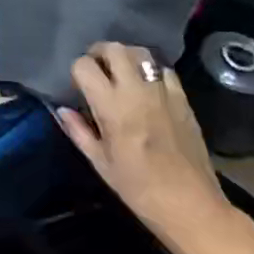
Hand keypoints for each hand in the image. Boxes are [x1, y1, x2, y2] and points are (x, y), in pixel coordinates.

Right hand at [57, 42, 226, 232]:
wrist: (190, 205)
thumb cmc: (139, 190)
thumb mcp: (102, 165)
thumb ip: (80, 132)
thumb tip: (63, 110)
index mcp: (111, 106)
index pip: (85, 66)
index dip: (78, 70)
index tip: (79, 84)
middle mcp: (135, 89)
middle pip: (114, 48)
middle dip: (100, 52)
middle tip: (97, 67)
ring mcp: (161, 90)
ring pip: (140, 52)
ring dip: (126, 55)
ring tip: (121, 70)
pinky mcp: (182, 96)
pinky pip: (164, 69)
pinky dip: (152, 70)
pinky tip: (149, 85)